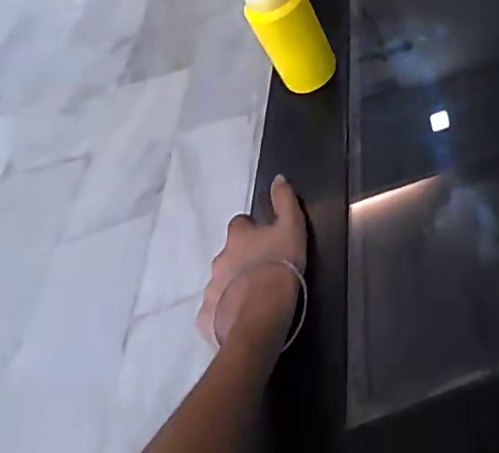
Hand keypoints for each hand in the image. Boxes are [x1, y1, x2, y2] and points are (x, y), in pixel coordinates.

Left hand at [197, 174, 306, 347]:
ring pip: (221, 283)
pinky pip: (214, 313)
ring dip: (233, 286)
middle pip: (229, 255)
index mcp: (237, 236)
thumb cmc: (280, 266)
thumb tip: (278, 178)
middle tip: (262, 271)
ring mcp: (210, 290)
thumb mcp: (292, 227)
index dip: (251, 231)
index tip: (265, 240)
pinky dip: (224, 313)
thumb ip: (285, 200)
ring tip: (254, 299)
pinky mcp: (206, 318)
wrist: (261, 317)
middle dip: (240, 260)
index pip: (239, 224)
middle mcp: (219, 259)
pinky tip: (240, 320)